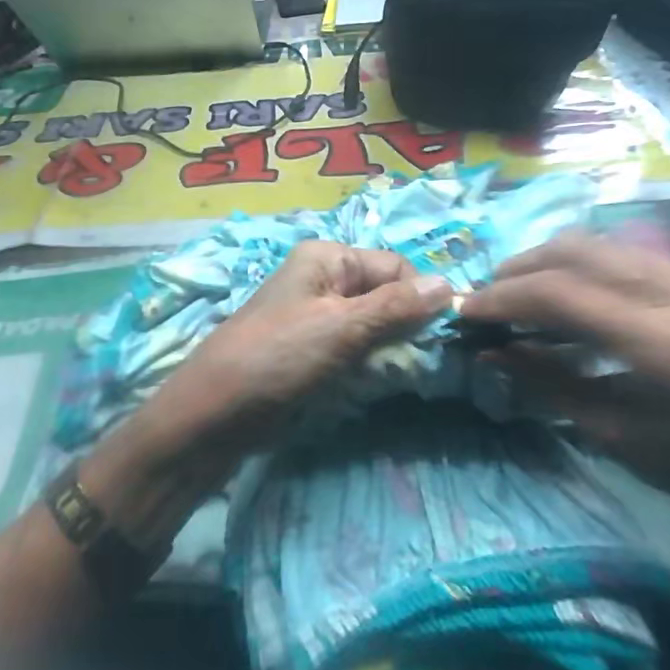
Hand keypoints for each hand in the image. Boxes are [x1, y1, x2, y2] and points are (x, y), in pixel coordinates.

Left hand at [147, 241, 454, 451]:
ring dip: (393, 350)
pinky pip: (357, 350)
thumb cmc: (278, 356)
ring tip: (404, 375)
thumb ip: (396, 307)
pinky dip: (373, 365)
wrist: (218, 410)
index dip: (421, 297)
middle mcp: (324, 281)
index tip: (441, 335)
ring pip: (375, 326)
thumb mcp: (340, 326)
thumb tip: (450, 285)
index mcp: (327, 259)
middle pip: (387, 295)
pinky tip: (381, 384)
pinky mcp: (315, 352)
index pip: (396, 266)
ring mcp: (318, 318)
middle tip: (425, 362)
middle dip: (408, 326)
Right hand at [460, 232, 669, 535]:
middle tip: (484, 302)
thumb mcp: (608, 431)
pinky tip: (554, 300)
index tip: (464, 311)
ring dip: (540, 266)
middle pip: (575, 253)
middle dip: (516, 273)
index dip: (503, 297)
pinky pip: (615, 256)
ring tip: (511, 299)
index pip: (563, 293)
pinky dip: (571, 270)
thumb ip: (544, 379)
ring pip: (593, 245)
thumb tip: (485, 347)